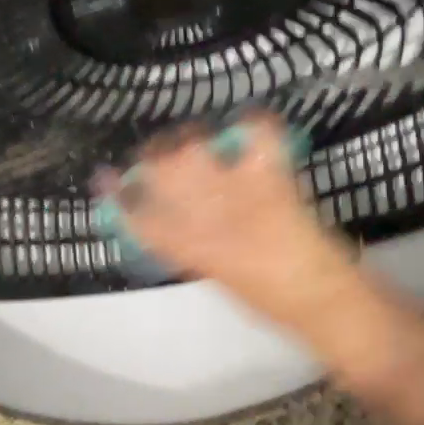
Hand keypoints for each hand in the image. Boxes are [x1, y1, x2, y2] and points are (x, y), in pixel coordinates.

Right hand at [93, 114, 360, 329]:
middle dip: (152, 157)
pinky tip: (244, 131)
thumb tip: (180, 225)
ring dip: (187, 141)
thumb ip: (195, 249)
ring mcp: (239, 193)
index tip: (104, 179)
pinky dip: (249, 124)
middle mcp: (206, 220)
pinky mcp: (271, 176)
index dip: (117, 197)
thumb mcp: (219, 278)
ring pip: (193, 149)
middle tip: (156, 156)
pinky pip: (255, 133)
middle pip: (162, 172)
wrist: (318, 296)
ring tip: (192, 143)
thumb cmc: (269, 300)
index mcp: (190, 252)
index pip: (139, 219)